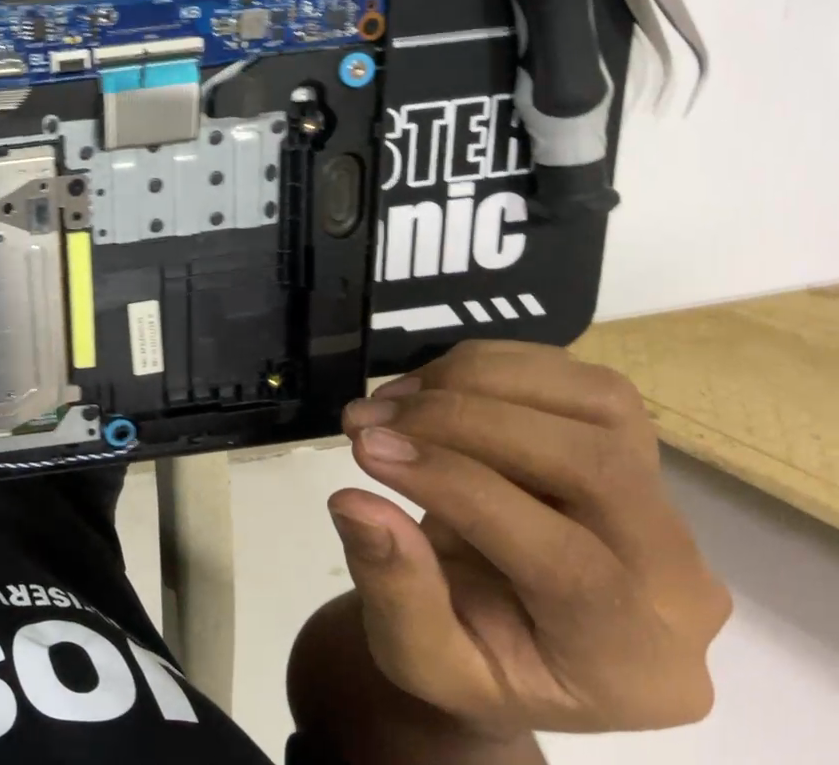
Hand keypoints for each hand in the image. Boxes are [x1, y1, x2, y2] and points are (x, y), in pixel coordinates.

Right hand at [291, 341, 730, 761]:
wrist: (513, 645)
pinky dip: (494, 367)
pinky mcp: (635, 454)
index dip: (457, 489)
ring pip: (599, 405)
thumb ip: (393, 590)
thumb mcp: (417, 660)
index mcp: (630, 657)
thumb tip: (354, 501)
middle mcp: (676, 579)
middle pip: (597, 465)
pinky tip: (429, 391)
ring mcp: (667, 507)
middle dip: (464, 422)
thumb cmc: (469, 664)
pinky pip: (584, 384)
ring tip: (391, 400)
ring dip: (478, 382)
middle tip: (367, 420)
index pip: (564, 558)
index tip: (364, 450)